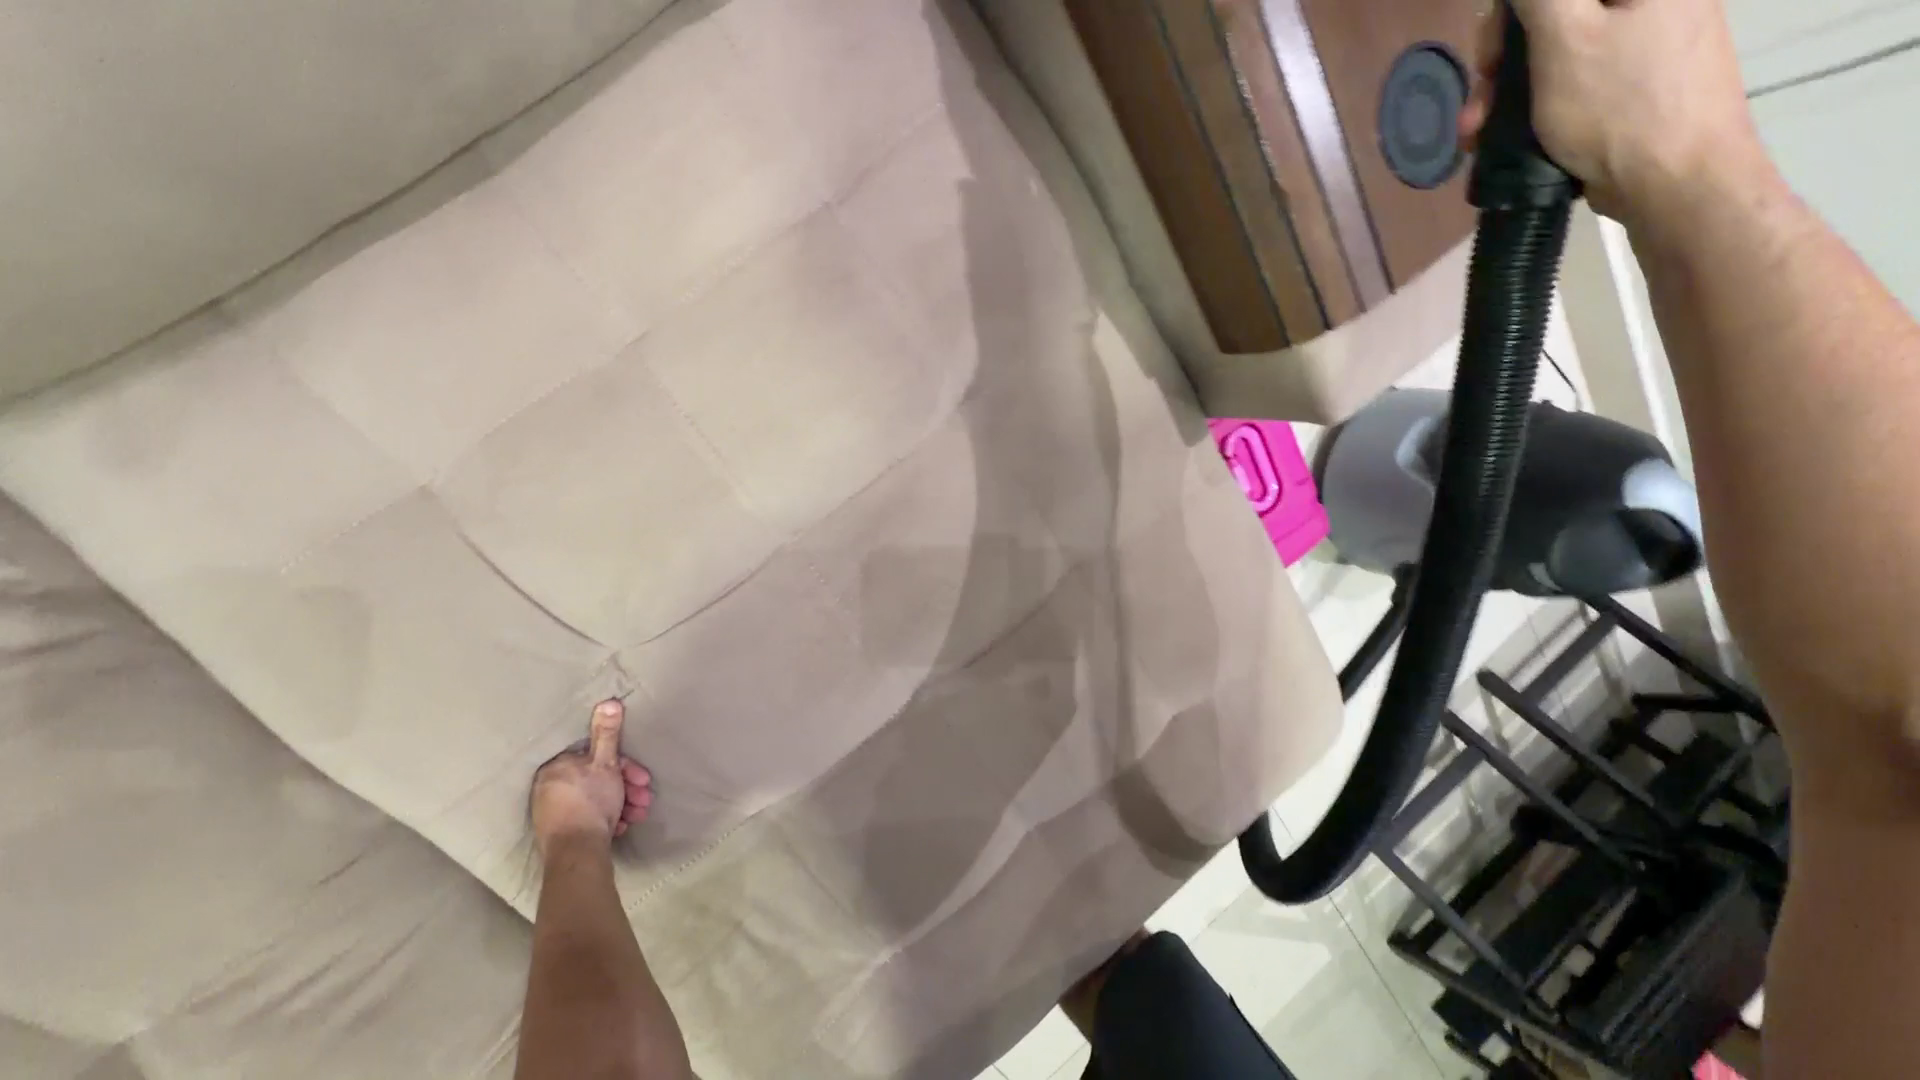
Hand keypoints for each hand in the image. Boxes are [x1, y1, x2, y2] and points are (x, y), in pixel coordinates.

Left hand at [530, 700, 653, 854]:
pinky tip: (619, 827)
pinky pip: (588, 818)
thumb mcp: (604, 763)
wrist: (576, 852)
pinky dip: (607, 819)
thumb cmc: (591, 801)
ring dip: (622, 805)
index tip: (642, 779)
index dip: (624, 766)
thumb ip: (607, 733)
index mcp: (557, 766)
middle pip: (598, 779)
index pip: (595, 757)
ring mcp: (552, 811)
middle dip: (627, 789)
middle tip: (644, 800)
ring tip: (637, 816)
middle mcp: (550, 786)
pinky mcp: (559, 832)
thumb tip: (608, 701)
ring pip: (596, 800)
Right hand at [1459, 0, 1765, 223]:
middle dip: (1503, 60)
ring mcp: (1649, 39)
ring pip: (1558, 49)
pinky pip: (1574, 77)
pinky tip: (1506, 136)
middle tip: (1478, 104)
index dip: (1509, 16)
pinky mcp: (1637, 81)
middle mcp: (1653, 0)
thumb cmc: (1620, 107)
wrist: (1677, 182)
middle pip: (1556, 14)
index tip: (1491, 57)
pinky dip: (1535, 103)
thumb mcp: (1565, 39)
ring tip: (1478, 135)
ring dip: (1507, 91)